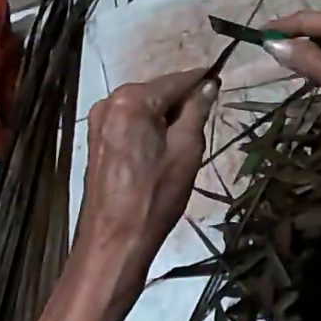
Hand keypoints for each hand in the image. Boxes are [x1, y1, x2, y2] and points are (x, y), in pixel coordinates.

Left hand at [4, 69, 216, 320]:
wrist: (114, 241)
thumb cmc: (155, 195)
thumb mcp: (187, 149)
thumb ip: (196, 110)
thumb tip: (208, 84)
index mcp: (131, 99)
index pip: (177, 79)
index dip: (203, 81)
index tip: (223, 79)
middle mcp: (109, 101)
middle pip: (159, 92)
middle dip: (183, 103)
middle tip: (205, 126)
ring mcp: (99, 121)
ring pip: (145, 108)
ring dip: (167, 119)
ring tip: (186, 145)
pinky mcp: (97, 140)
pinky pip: (132, 123)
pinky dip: (151, 130)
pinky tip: (163, 152)